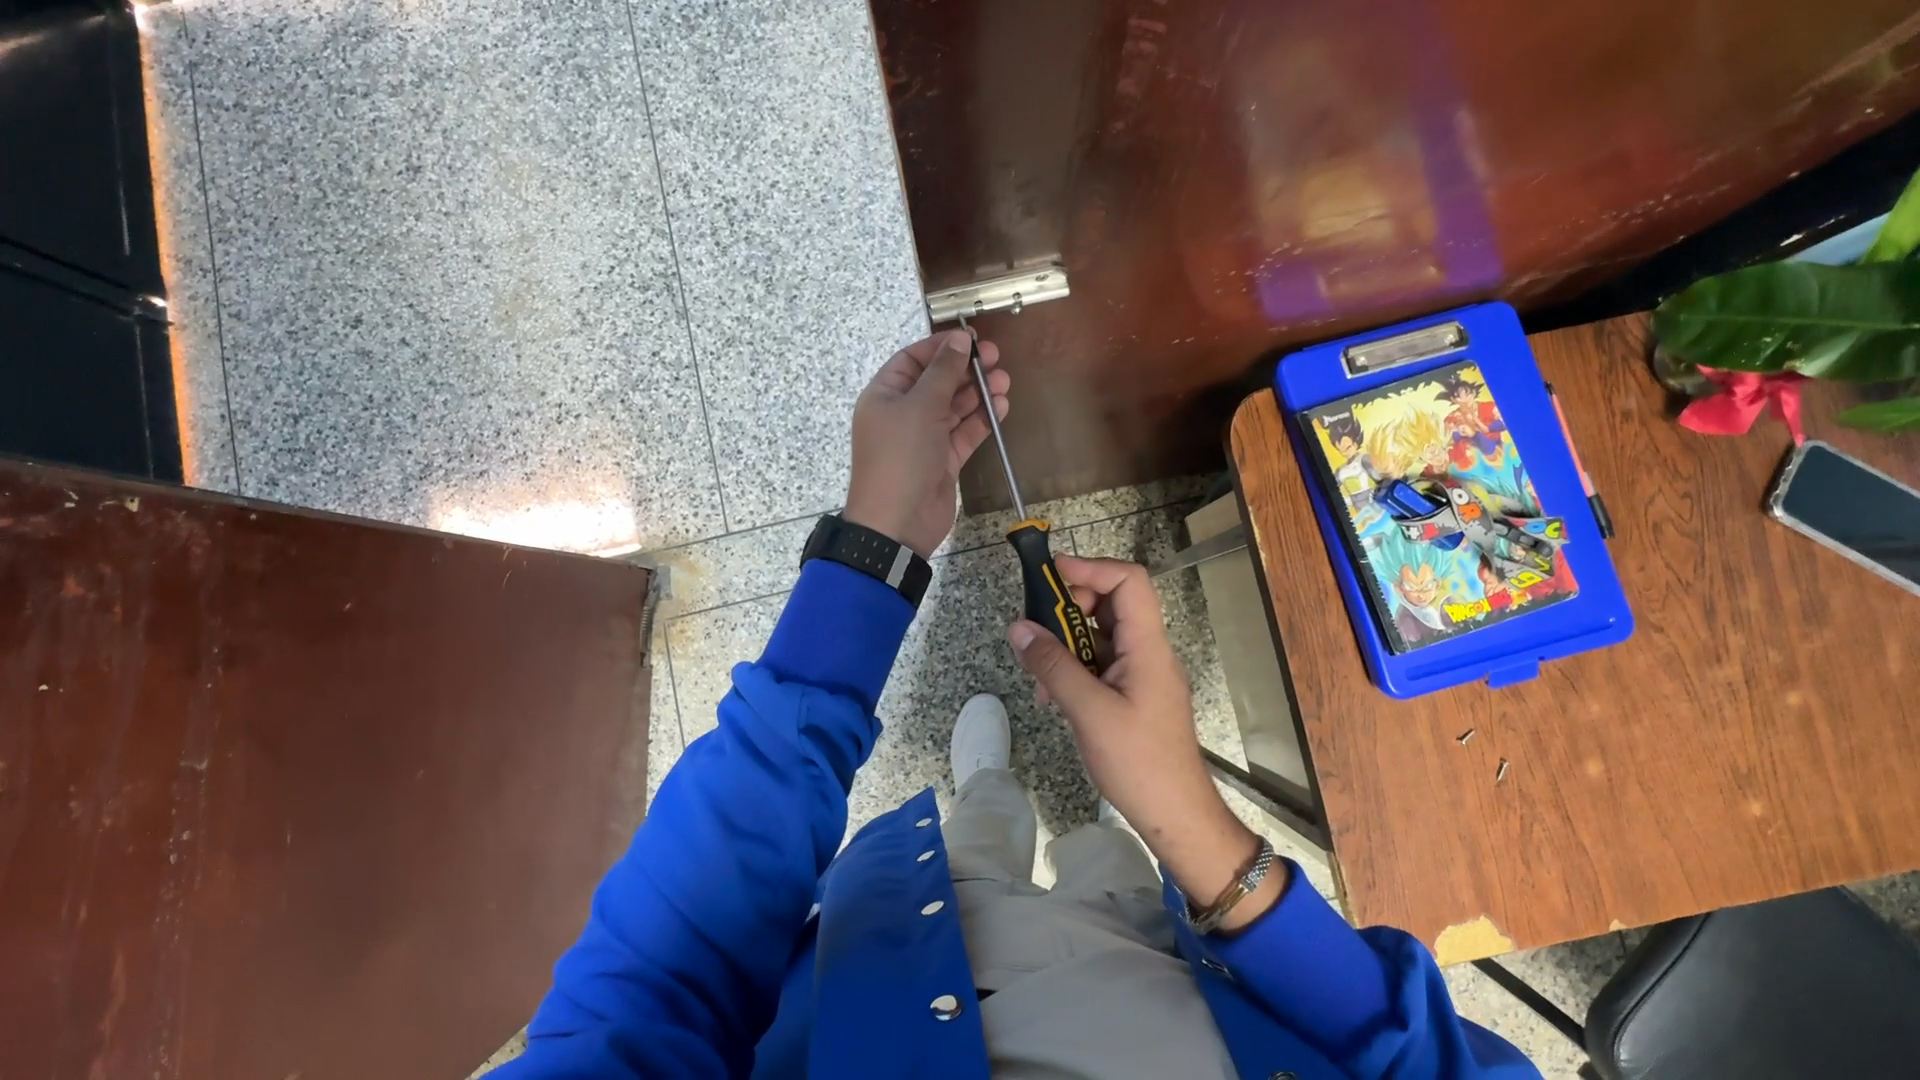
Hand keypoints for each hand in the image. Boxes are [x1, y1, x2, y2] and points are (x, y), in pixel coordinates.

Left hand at [844, 329, 1009, 557]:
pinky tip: (1002, 407)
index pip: (912, 360)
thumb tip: (959, 341)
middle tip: (996, 358)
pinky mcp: (942, 461)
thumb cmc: (901, 458)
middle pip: (936, 382)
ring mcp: (923, 439)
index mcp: (884, 396)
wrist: (897, 524)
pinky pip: (963, 434)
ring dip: (978, 394)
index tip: (970, 338)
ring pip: (953, 408)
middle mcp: (902, 414)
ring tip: (1005, 381)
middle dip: (965, 370)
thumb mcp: (921, 407)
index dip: (940, 347)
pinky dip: (982, 421)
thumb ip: (943, 373)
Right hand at [1007, 555, 1285, 930]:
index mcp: (1148, 646)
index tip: (1048, 574)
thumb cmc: (1138, 762)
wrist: (1176, 815)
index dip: (1091, 568)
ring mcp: (1141, 675)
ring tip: (1038, 673)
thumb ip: (1053, 666)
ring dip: (1065, 645)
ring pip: (1100, 637)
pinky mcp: (1132, 697)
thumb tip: (1018, 627)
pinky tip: (1052, 698)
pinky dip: (1073, 670)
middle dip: (1068, 609)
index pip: (1129, 581)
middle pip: (1111, 604)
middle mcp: (1148, 652)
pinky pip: (1100, 665)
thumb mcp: (1089, 712)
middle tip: (1034, 626)